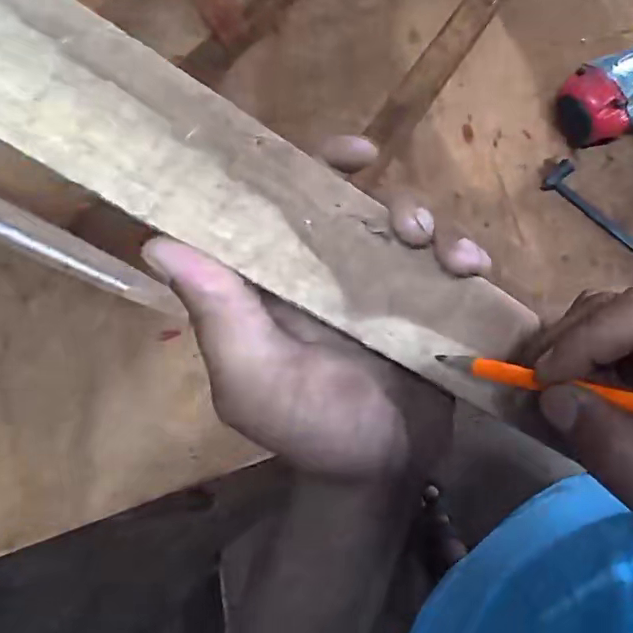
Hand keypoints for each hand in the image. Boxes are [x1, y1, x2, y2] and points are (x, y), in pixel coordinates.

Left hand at [143, 136, 488, 481]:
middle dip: (395, 201)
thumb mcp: (254, 378)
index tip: (356, 155)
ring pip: (417, 231)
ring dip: (436, 229)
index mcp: (288, 276)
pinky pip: (453, 267)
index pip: (295, 201)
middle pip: (367, 207)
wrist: (380, 476)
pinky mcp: (432, 307)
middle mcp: (338, 271)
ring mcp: (391, 288)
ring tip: (448, 259)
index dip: (319, 165)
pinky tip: (473, 272)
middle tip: (410, 225)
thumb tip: (159, 243)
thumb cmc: (310, 429)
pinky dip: (467, 258)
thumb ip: (219, 315)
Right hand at [528, 288, 632, 576]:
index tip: (542, 379)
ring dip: (576, 344)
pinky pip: (623, 334)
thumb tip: (549, 396)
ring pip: (618, 313)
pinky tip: (579, 388)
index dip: (586, 338)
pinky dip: (590, 355)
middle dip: (572, 339)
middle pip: (628, 306)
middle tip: (532, 383)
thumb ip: (609, 448)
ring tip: (553, 388)